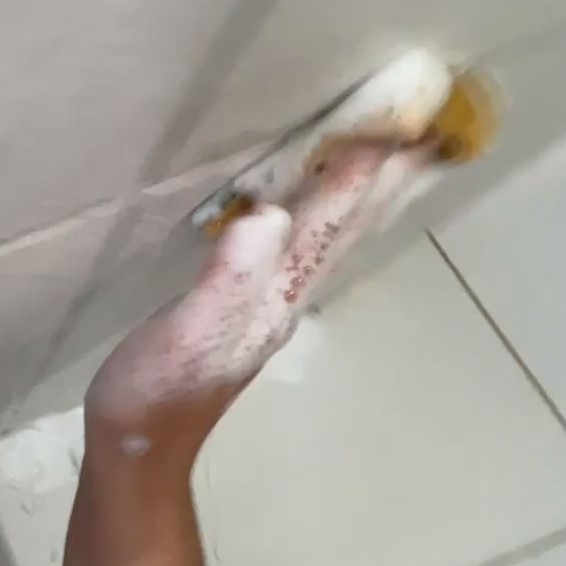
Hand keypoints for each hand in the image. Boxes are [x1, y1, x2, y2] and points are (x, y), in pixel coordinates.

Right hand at [85, 143, 425, 464]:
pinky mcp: (240, 317)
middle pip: (347, 235)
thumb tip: (267, 218)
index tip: (399, 121)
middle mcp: (281, 299)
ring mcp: (264, 311)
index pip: (327, 225)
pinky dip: (318, 228)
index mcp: (272, 296)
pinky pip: (296, 258)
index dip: (361, 174)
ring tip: (390, 171)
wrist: (137, 443)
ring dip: (363, 205)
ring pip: (328, 247)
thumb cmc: (153, 391)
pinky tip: (305, 223)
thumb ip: (224, 281)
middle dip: (386, 186)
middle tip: (428, 138)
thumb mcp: (183, 334)